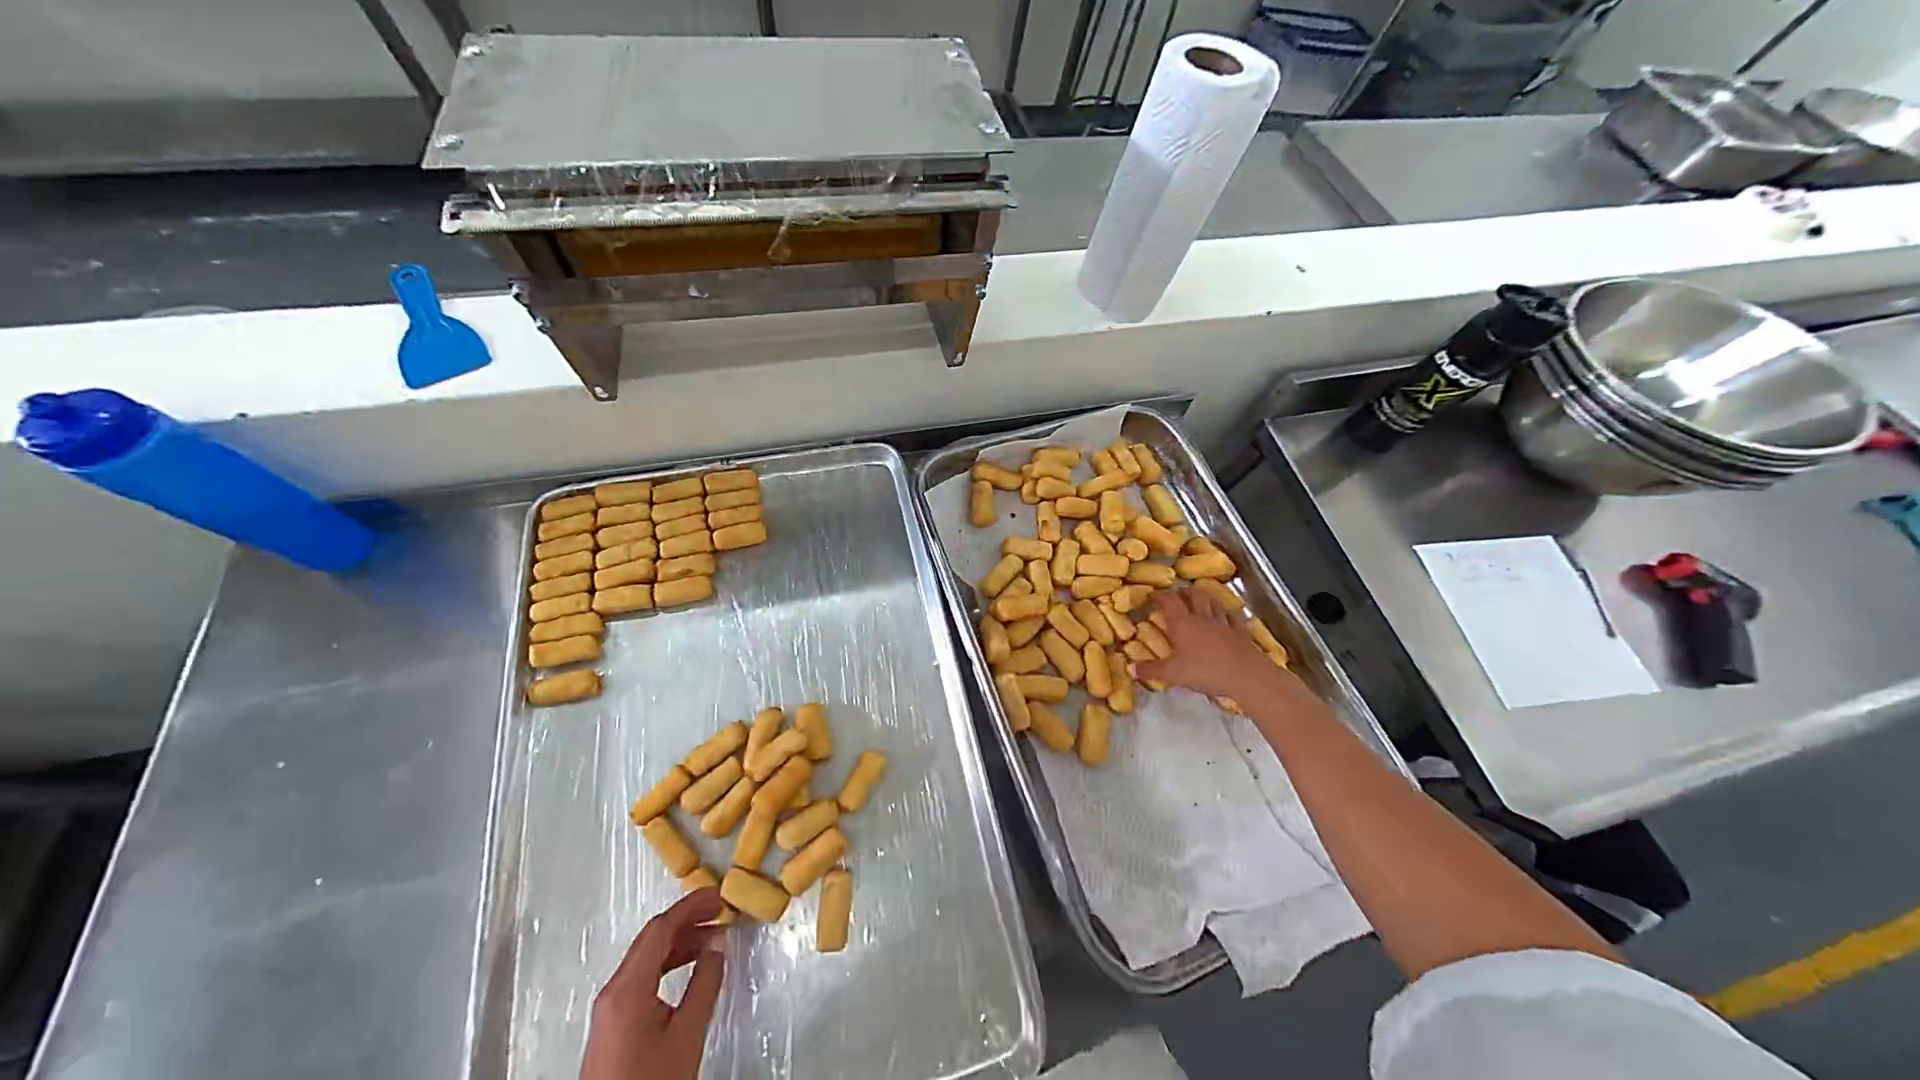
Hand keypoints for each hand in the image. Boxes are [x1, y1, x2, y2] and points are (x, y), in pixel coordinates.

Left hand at [580, 888, 726, 1079]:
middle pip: (651, 939)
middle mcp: (613, 990)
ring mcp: (610, 1006)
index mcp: (627, 988)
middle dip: (687, 920)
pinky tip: (692, 965)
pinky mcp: (613, 1021)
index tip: (718, 896)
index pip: (660, 929)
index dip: (690, 907)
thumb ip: (705, 984)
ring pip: (647, 957)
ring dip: (680, 941)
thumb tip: (717, 945)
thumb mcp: (687, 1034)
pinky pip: (642, 976)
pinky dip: (668, 962)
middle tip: (720, 912)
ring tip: (713, 938)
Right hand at [1134, 588, 1316, 710]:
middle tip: (1178, 594)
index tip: (1153, 595)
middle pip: (1194, 595)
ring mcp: (1224, 623)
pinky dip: (1226, 614)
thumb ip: (1151, 670)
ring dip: (1206, 599)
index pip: (1170, 601)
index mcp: (1183, 623)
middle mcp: (1203, 618)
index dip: (1161, 596)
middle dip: (1185, 592)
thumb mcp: (1172, 674)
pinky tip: (1226, 617)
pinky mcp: (1241, 632)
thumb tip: (1129, 669)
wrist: (1245, 675)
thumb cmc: (1204, 671)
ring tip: (1200, 601)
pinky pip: (1232, 617)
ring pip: (1214, 603)